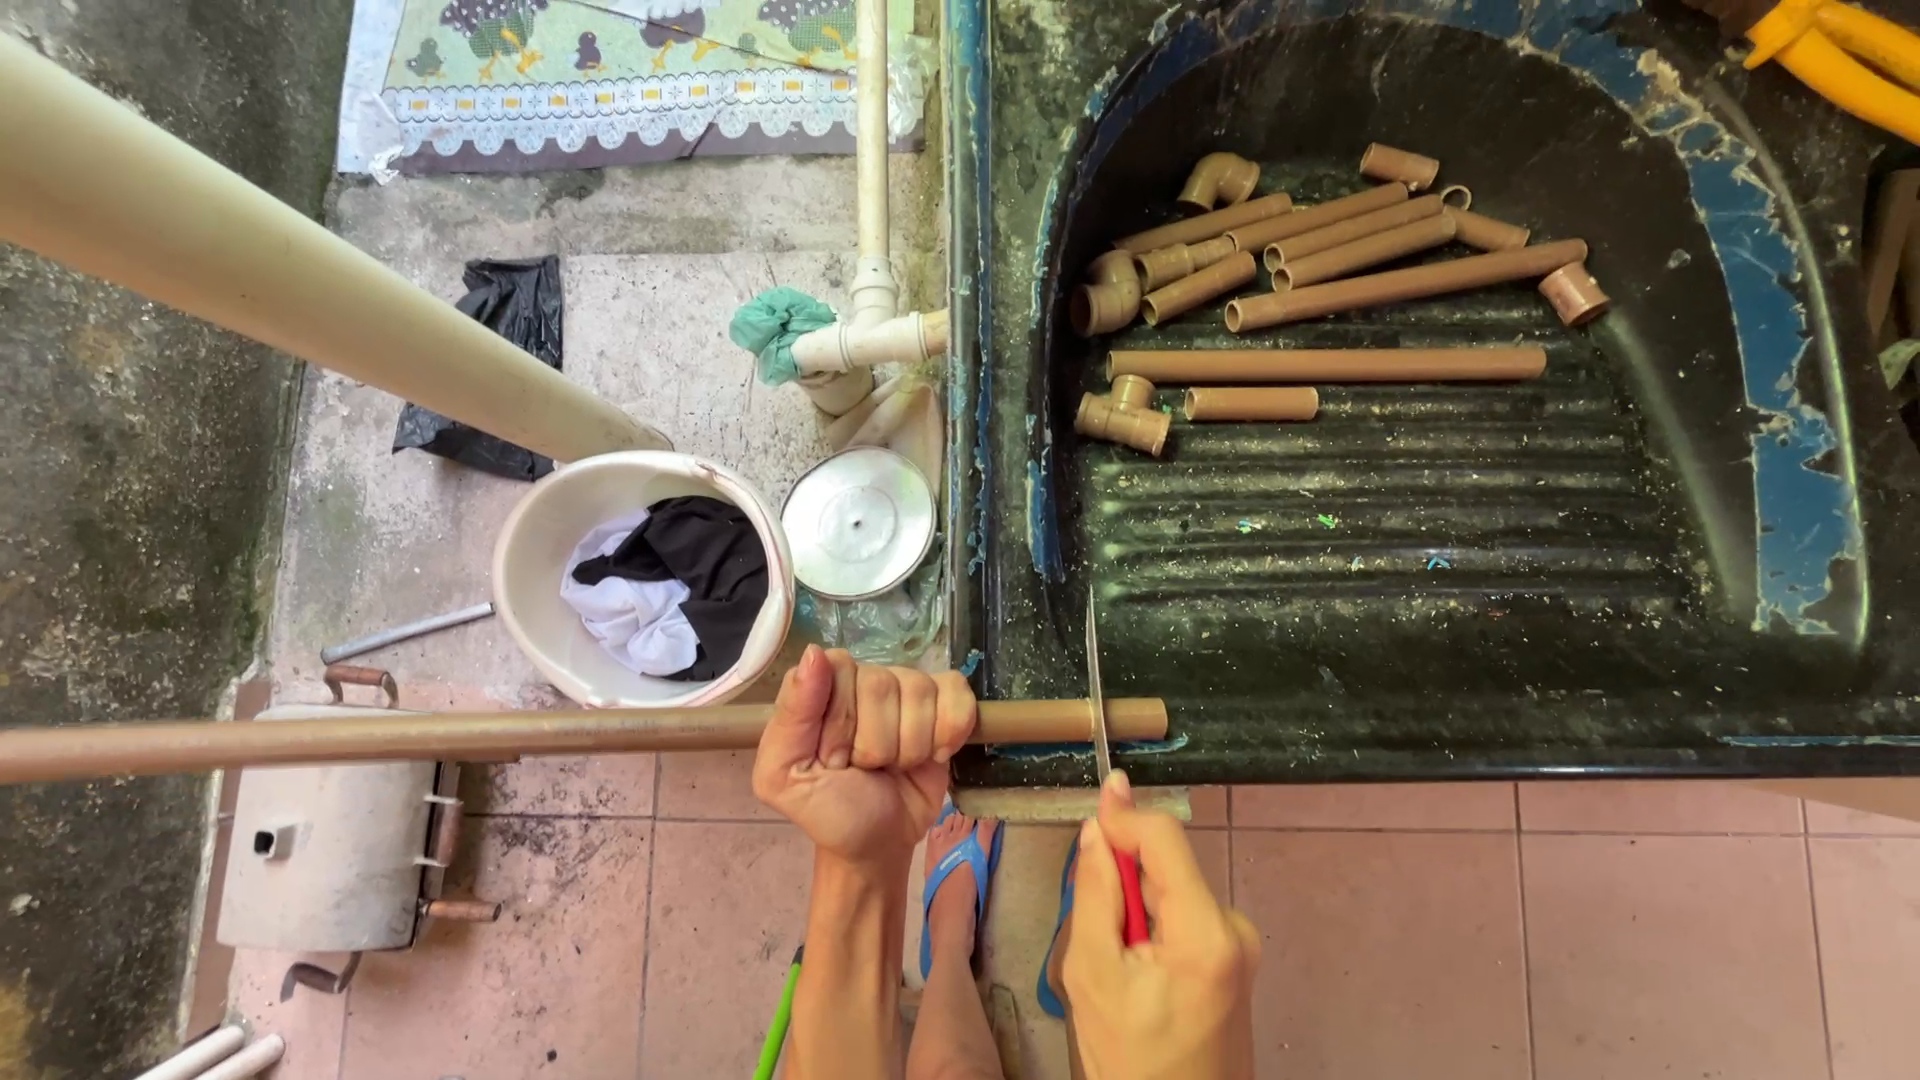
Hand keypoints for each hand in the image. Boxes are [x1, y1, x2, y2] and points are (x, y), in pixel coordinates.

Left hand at [753, 645, 977, 867]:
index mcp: (820, 688)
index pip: (839, 668)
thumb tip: (814, 653)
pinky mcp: (944, 703)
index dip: (842, 719)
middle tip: (866, 769)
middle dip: (876, 743)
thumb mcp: (785, 776)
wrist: (881, 842)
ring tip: (896, 767)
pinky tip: (936, 755)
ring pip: (920, 691)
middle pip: (882, 683)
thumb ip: (792, 715)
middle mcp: (864, 679)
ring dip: (911, 745)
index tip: (833, 758)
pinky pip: (957, 693)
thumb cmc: (830, 810)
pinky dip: (952, 729)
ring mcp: (906, 689)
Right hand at [1064, 773, 1260, 1079]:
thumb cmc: (1130, 1060)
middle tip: (1089, 914)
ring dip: (1134, 902)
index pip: (1165, 837)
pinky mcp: (1234, 958)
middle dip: (1122, 872)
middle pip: (1167, 862)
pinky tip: (1135, 966)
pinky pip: (1182, 913)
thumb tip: (1097, 827)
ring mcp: (1240, 944)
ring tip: (1112, 956)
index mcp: (1206, 931)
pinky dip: (1152, 923)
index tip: (1093, 801)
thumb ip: (1094, 892)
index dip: (1124, 815)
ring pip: (1170, 888)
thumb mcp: (1092, 974)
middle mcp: (1235, 927)